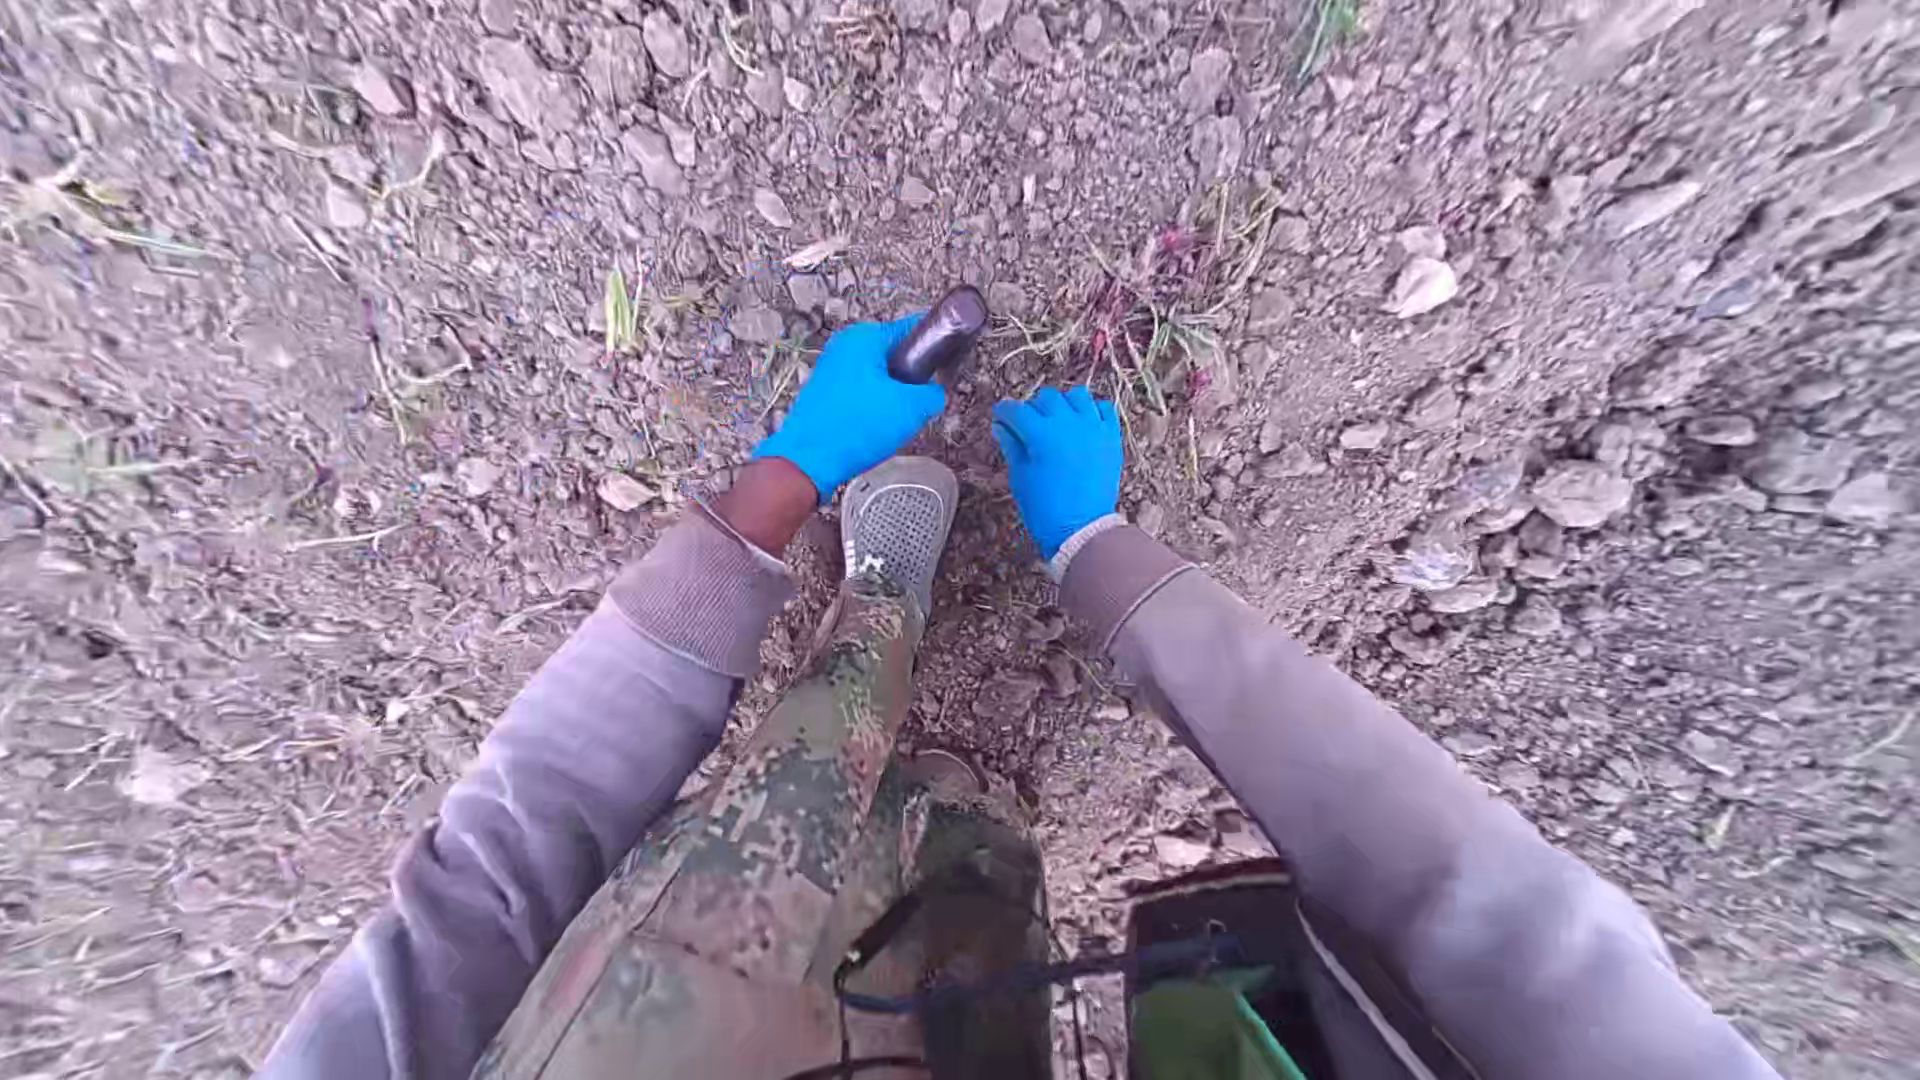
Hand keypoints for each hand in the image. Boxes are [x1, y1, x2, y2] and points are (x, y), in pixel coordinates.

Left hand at [754, 315, 947, 503]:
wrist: (810, 462)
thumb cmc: (849, 430)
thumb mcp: (910, 409)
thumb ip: (933, 394)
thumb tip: (936, 393)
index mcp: (863, 338)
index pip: (913, 328)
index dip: (936, 346)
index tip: (947, 363)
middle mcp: (845, 348)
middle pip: (897, 356)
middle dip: (912, 381)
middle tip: (917, 403)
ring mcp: (834, 370)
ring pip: (881, 379)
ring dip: (894, 398)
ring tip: (893, 420)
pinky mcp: (829, 394)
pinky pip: (864, 395)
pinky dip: (875, 409)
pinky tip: (875, 428)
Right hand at [991, 385, 1122, 558]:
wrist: (1082, 530)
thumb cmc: (1045, 509)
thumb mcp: (1021, 478)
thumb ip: (1012, 447)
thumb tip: (1001, 427)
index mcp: (1041, 434)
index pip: (1017, 410)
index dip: (1004, 412)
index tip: (1000, 417)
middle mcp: (1069, 424)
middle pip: (1047, 398)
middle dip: (1033, 408)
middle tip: (1027, 426)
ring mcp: (1093, 428)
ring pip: (1076, 396)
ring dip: (1063, 404)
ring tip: (1057, 422)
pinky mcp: (1111, 437)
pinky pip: (1102, 409)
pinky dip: (1090, 411)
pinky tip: (1081, 424)